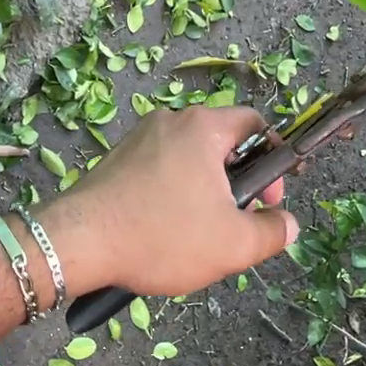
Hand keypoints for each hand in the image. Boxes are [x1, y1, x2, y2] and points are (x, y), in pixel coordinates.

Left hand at [39, 105, 298, 297]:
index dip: (275, 158)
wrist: (78, 242)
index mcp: (201, 127)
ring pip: (189, 158)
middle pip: (221, 142)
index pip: (254, 124)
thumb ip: (272, 232)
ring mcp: (138, 138)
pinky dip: (173, 192)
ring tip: (201, 232)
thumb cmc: (162, 236)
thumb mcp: (233, 245)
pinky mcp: (116, 159)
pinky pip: (160, 168)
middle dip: (238, 181)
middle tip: (238, 220)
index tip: (271, 198)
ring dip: (205, 190)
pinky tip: (166, 229)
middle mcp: (169, 121)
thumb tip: (287, 223)